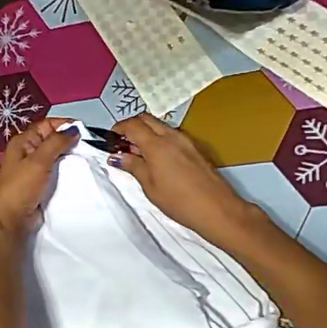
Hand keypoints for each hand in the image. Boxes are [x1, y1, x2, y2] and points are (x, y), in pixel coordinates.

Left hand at [0, 117, 77, 237]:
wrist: (11, 220)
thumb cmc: (21, 187)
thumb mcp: (39, 160)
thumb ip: (56, 142)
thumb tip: (74, 129)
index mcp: (23, 142)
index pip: (46, 125)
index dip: (65, 125)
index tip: (86, 131)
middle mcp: (28, 153)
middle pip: (52, 141)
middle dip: (70, 142)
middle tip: (91, 146)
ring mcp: (34, 170)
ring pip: (56, 157)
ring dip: (70, 158)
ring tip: (89, 159)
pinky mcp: (40, 185)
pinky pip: (56, 173)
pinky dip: (67, 172)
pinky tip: (79, 173)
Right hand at [109, 113, 263, 247]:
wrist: (216, 208)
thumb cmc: (179, 201)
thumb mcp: (150, 186)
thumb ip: (133, 166)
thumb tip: (117, 156)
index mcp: (157, 144)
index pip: (133, 125)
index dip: (119, 128)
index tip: (111, 139)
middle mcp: (172, 136)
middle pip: (146, 119)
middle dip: (132, 127)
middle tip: (122, 146)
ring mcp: (186, 140)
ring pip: (160, 126)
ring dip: (146, 133)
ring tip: (139, 155)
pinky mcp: (194, 148)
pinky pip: (172, 135)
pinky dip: (159, 140)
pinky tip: (157, 160)